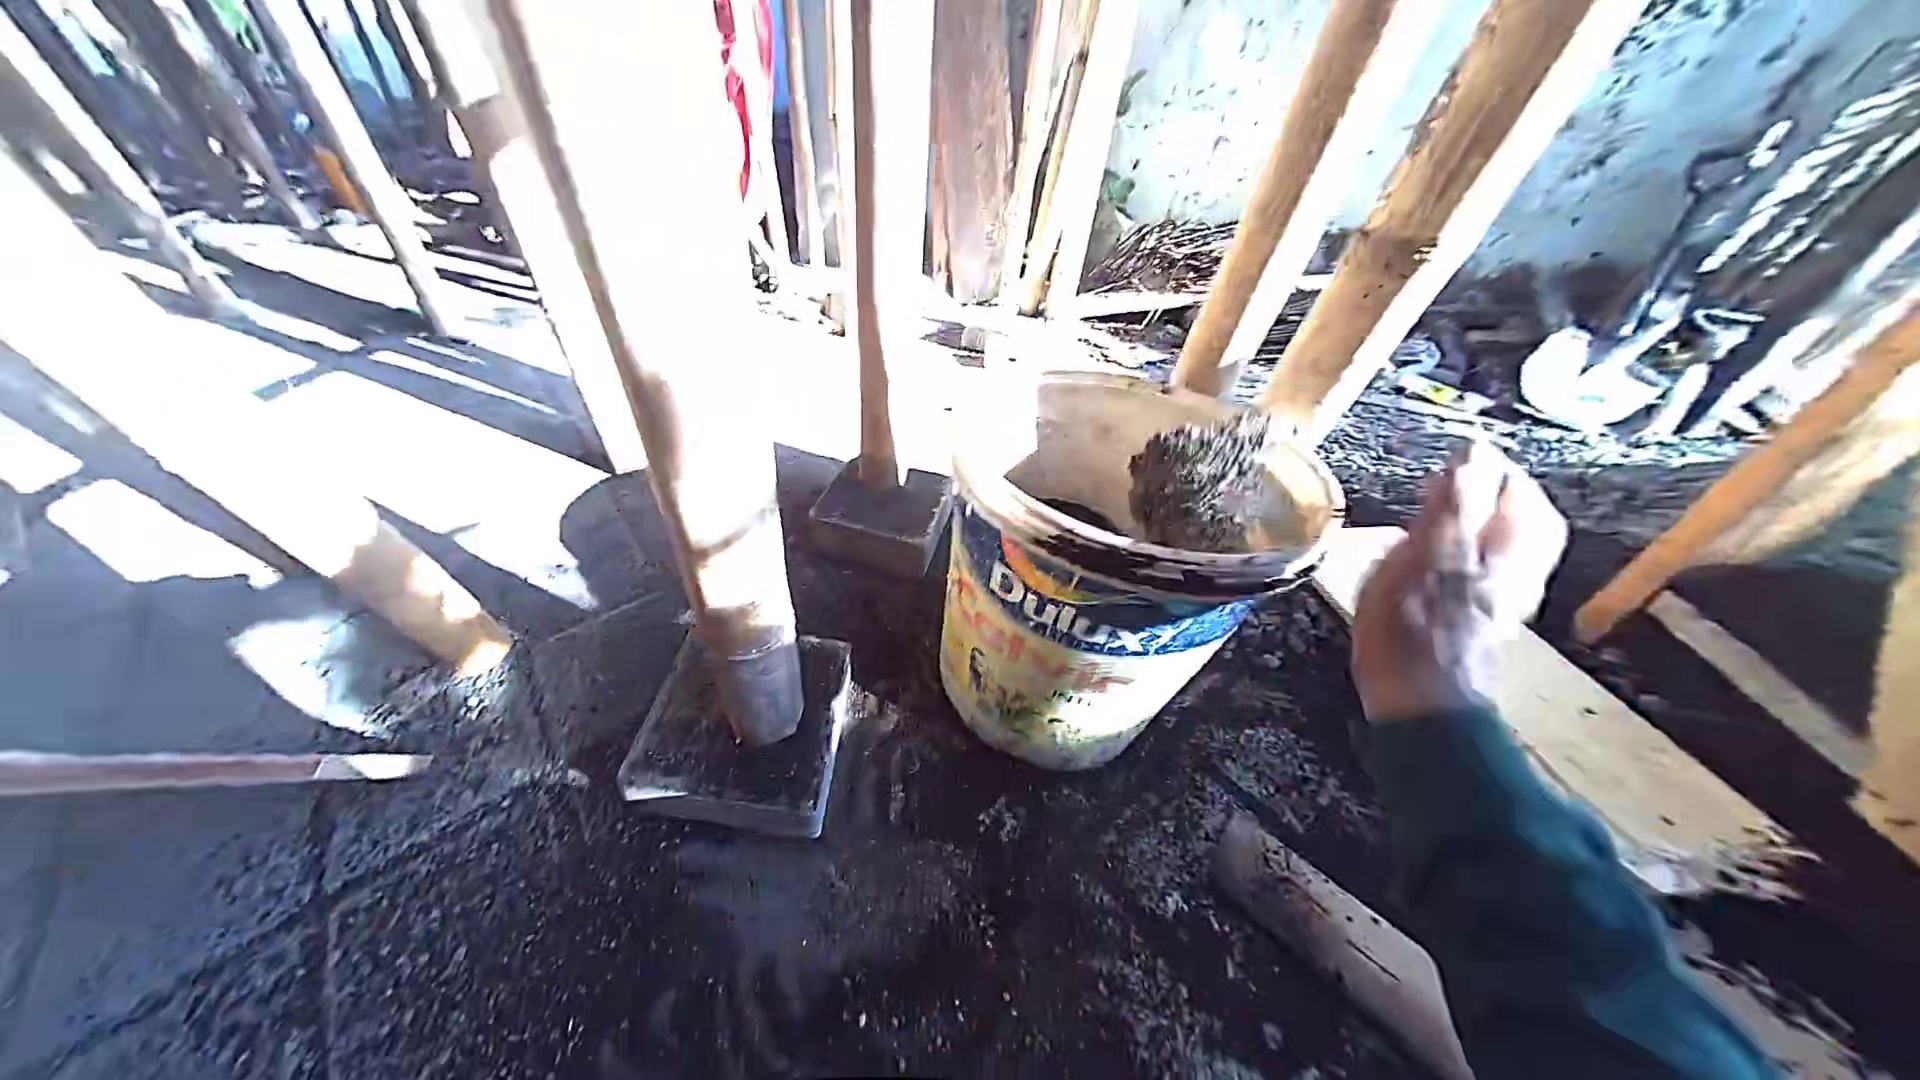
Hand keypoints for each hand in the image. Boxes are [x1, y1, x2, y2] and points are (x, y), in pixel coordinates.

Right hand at [1351, 442, 1567, 724]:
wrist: (1420, 700)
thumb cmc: (1412, 628)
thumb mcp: (1423, 557)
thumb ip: (1450, 507)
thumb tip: (1470, 458)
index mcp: (1503, 550)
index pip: (1508, 489)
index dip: (1485, 465)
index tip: (1459, 450)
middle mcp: (1513, 570)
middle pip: (1521, 518)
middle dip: (1497, 492)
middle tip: (1464, 475)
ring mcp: (1499, 597)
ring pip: (1507, 545)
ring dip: (1485, 520)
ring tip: (1453, 510)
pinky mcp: (1478, 618)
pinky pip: (1487, 570)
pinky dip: (1469, 551)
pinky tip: (1443, 556)